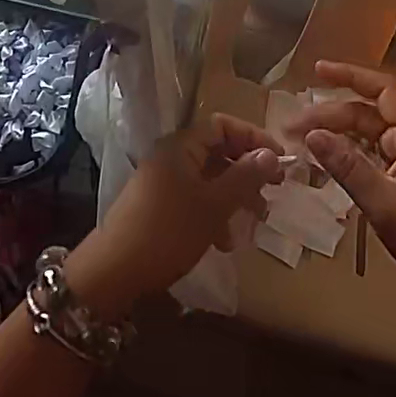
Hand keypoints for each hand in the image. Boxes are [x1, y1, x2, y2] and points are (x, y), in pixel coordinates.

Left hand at [66, 113, 284, 316]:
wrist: (114, 271)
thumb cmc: (168, 231)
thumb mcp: (213, 205)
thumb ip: (244, 176)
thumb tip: (271, 154)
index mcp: (181, 146)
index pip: (222, 125)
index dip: (254, 138)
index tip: (281, 160)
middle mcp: (171, 157)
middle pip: (218, 152)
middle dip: (248, 171)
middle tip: (274, 192)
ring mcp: (163, 182)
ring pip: (210, 179)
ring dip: (235, 197)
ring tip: (255, 220)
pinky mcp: (160, 206)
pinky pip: (196, 200)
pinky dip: (215, 214)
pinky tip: (224, 241)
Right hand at [301, 61, 395, 302]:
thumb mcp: (384, 204)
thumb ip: (347, 166)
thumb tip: (312, 136)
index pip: (382, 90)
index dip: (349, 75)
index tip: (317, 71)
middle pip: (367, 113)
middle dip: (330, 115)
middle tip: (292, 127)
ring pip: (368, 134)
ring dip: (336, 134)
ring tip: (301, 140)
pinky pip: (373, 155)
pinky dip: (348, 154)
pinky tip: (325, 160)